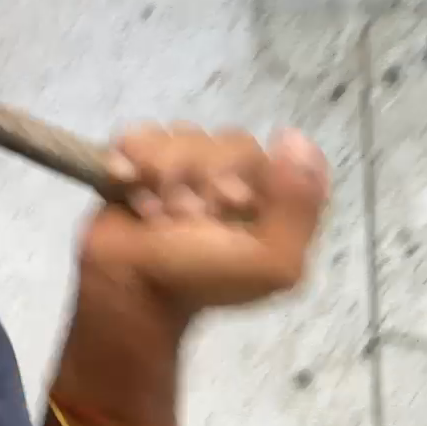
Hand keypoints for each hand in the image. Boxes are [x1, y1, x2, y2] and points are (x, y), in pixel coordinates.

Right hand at [55, 125, 328, 425]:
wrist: (129, 291)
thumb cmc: (200, 281)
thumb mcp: (273, 262)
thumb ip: (299, 204)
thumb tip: (293, 137)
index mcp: (260, 191)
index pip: (253, 149)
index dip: (234, 172)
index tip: (226, 207)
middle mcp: (220, 173)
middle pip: (211, 139)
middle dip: (193, 180)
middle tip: (182, 219)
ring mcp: (175, 165)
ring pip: (173, 135)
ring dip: (159, 175)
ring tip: (152, 213)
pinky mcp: (132, 163)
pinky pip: (134, 136)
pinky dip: (127, 159)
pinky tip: (127, 183)